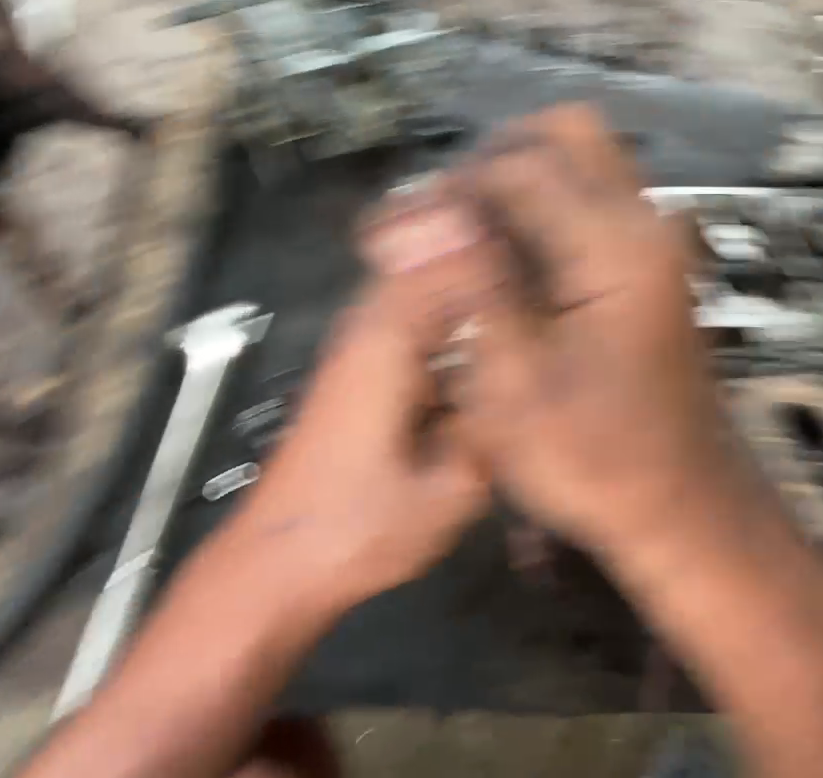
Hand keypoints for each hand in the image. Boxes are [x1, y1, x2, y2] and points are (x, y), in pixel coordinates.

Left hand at [226, 189, 497, 612]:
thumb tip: (514, 393)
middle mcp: (367, 332)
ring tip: (518, 299)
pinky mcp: (352, 377)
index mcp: (389, 342)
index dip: (499, 257)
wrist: (275, 565)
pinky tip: (477, 346)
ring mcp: (354, 352)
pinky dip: (441, 324)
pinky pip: (405, 327)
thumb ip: (491, 433)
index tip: (546, 261)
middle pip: (431, 272)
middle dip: (482, 268)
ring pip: (416, 297)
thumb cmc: (358, 528)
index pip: (450, 268)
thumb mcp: (449, 493)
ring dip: (460, 293)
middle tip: (539, 274)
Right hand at [452, 105, 764, 559]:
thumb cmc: (597, 461)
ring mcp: (655, 238)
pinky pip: (592, 194)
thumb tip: (421, 215)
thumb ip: (470, 287)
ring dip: (519, 177)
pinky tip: (505, 257)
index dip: (452, 188)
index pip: (519, 165)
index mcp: (614, 249)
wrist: (684, 504)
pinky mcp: (650, 260)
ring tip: (466, 234)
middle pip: (564, 131)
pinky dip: (544, 202)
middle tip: (444, 216)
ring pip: (583, 156)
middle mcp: (645, 224)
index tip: (407, 230)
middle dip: (493, 159)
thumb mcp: (513, 387)